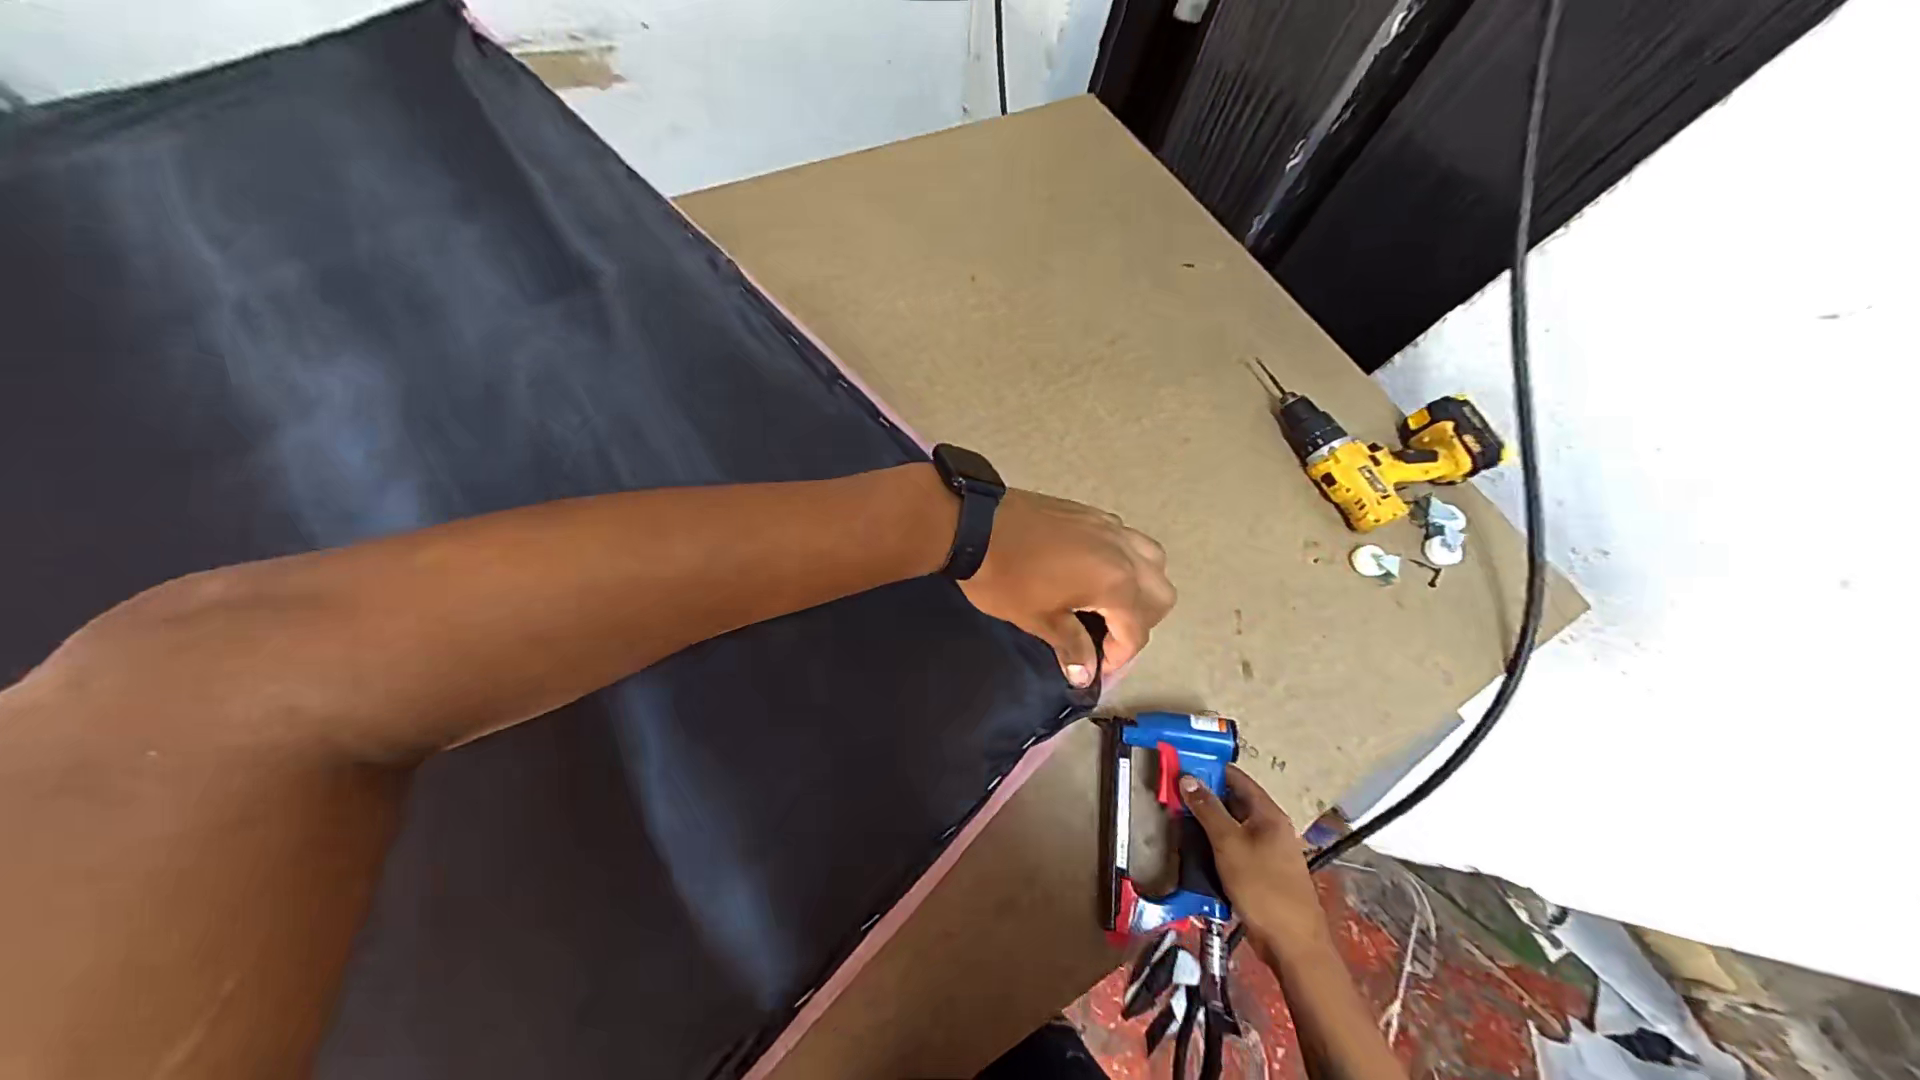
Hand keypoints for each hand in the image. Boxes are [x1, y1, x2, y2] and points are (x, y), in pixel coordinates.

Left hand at [957, 490, 1175, 687]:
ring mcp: (1111, 527)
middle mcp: (1124, 552)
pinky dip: (1124, 561)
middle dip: (1140, 621)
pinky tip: (1093, 573)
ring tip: (1108, 604)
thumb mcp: (1038, 619)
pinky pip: (1128, 539)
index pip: (1136, 630)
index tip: (1095, 668)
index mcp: (1115, 582)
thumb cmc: (1004, 577)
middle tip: (1107, 636)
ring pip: (1152, 560)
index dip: (1119, 657)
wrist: (974, 525)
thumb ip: (1071, 646)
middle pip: (1160, 594)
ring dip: (1141, 587)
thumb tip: (1085, 675)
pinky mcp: (1093, 513)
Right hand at [1180, 765, 1327, 955]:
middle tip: (1172, 795)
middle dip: (1203, 797)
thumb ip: (1207, 809)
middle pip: (1233, 801)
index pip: (1236, 777)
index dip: (1208, 769)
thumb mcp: (1228, 843)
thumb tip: (1187, 778)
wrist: (1292, 944)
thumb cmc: (1262, 887)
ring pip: (1231, 826)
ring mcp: (1266, 851)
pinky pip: (1233, 848)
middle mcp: (1269, 827)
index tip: (1180, 767)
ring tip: (1177, 819)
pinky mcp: (1260, 872)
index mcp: (1268, 814)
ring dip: (1206, 823)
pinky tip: (1194, 850)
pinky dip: (1214, 845)